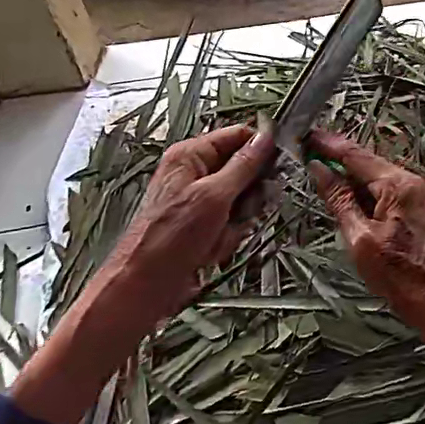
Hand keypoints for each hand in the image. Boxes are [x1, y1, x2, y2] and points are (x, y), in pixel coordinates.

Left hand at [12, 123, 274, 423]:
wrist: (143, 287)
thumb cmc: (170, 239)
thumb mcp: (214, 197)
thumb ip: (244, 165)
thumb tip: (266, 137)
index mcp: (190, 156)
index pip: (237, 136)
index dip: (260, 149)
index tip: (280, 165)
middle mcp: (194, 173)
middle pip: (244, 171)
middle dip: (248, 197)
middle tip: (241, 212)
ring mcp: (198, 201)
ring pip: (242, 202)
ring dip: (237, 222)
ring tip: (217, 236)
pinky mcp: (201, 226)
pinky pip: (231, 224)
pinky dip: (227, 239)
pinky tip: (210, 250)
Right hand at [306, 129, 424, 349]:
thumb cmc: (398, 275)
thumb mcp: (360, 239)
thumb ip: (339, 200)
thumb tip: (318, 169)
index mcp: (397, 184)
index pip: (355, 155)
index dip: (328, 144)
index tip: (305, 135)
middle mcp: (409, 180)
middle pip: (366, 161)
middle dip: (336, 156)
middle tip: (306, 150)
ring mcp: (415, 193)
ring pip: (374, 175)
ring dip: (347, 173)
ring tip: (318, 170)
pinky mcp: (415, 207)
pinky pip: (383, 188)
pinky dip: (362, 188)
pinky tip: (344, 192)